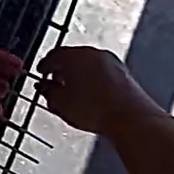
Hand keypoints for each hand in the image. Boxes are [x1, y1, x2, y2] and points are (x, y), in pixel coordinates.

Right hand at [37, 46, 166, 136]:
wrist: (131, 120)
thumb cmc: (96, 109)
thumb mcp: (59, 102)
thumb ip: (48, 91)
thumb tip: (46, 87)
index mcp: (74, 55)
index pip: (52, 56)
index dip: (43, 66)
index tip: (41, 73)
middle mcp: (93, 54)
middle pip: (70, 58)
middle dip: (61, 70)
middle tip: (53, 82)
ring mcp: (111, 63)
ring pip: (87, 65)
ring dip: (77, 75)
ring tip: (71, 92)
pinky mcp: (124, 74)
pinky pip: (100, 72)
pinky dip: (91, 80)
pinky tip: (88, 96)